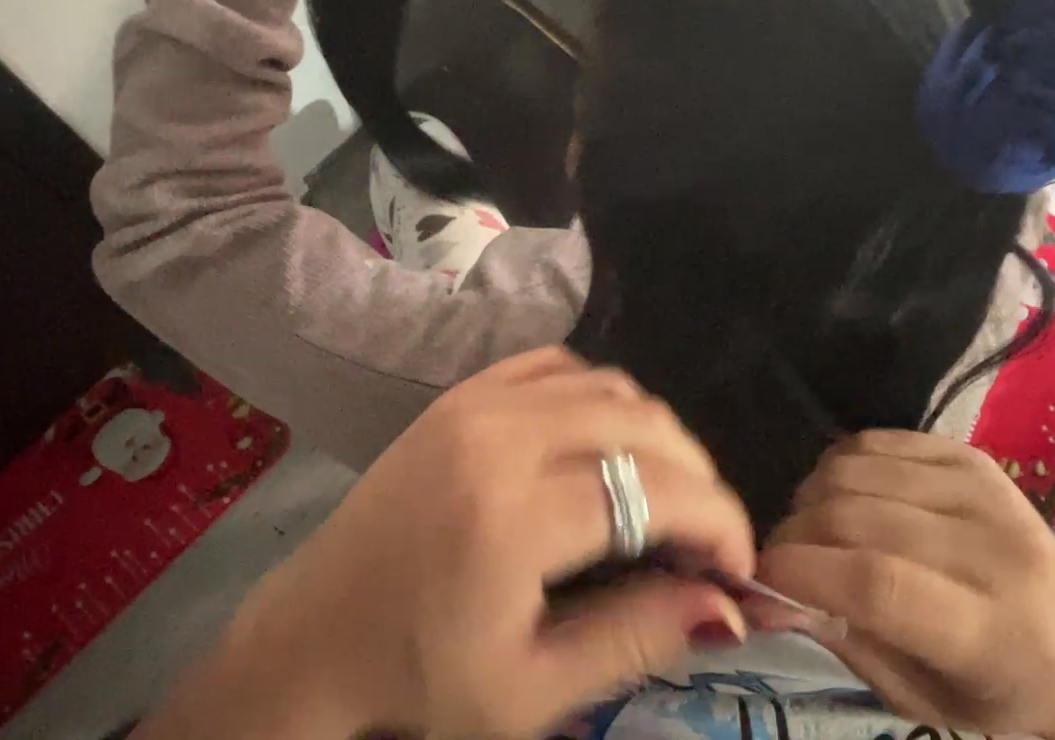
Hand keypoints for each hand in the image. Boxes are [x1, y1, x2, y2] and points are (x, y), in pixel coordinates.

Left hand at [143, 348, 753, 739]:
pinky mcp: (461, 393)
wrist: (317, 631)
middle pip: (643, 424)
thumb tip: (726, 606)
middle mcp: (501, 437)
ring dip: (654, 435)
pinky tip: (603, 442)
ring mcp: (477, 402)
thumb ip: (637, 638)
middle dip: (698, 476)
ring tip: (661, 493)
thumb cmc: (421, 675)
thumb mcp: (533, 689)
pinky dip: (600, 395)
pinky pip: (557, 365)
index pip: (657, 492)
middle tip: (705, 535)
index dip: (719, 523)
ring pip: (608, 384)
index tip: (737, 567)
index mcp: (515, 517)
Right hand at [756, 430, 1054, 738]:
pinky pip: (874, 441)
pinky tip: (843, 497)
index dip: (805, 571)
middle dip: (795, 533)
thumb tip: (762, 597)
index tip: (762, 575)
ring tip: (813, 528)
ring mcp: (985, 492)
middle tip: (782, 557)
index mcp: (993, 634)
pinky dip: (838, 466)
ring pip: (856, 470)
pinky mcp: (971, 457)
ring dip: (811, 497)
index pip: (880, 584)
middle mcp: (994, 552)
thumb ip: (842, 641)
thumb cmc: (994, 693)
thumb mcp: (919, 700)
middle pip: (858, 517)